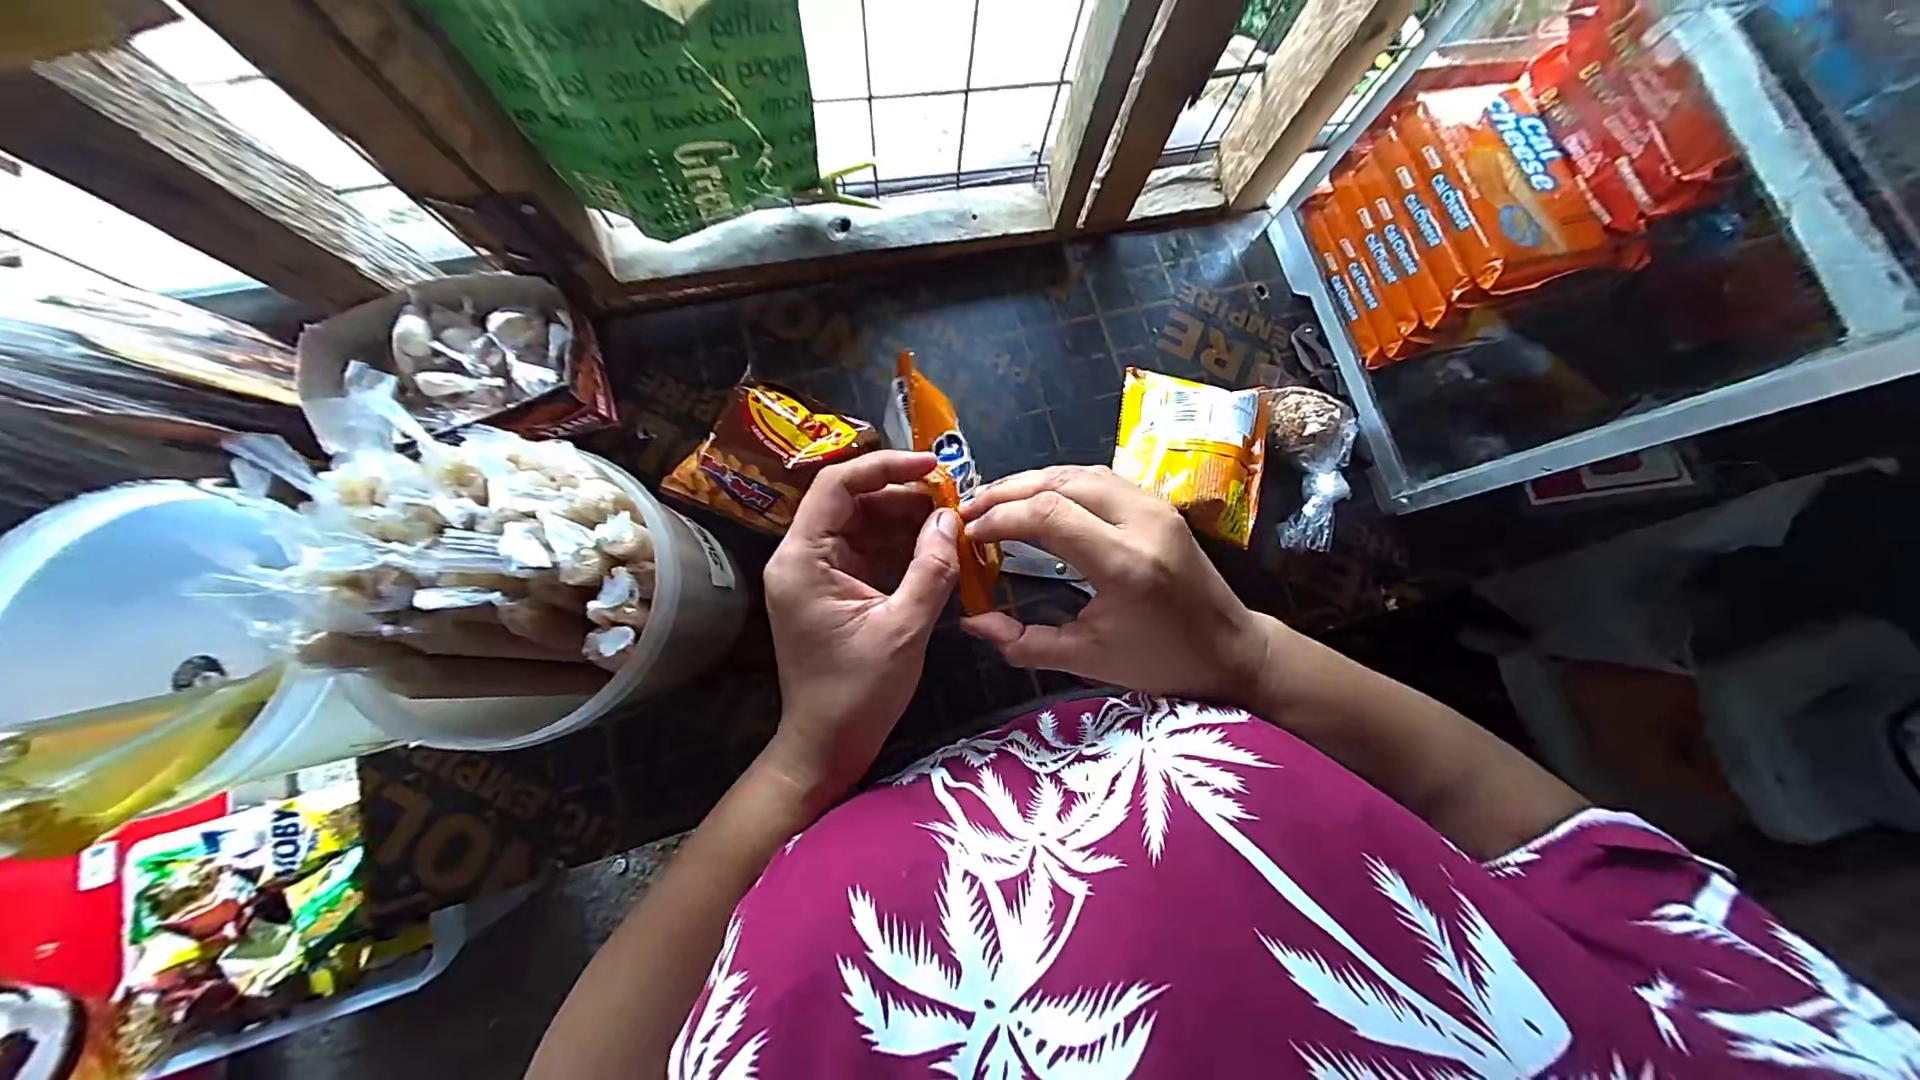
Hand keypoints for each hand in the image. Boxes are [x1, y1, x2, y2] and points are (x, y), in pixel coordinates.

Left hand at [761, 450, 959, 803]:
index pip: (837, 486)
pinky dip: (900, 547)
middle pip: (851, 503)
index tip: (931, 466)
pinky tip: (935, 548)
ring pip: (862, 525)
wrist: (827, 745)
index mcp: (803, 560)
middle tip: (952, 501)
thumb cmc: (858, 693)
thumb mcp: (904, 629)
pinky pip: (868, 552)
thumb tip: (951, 519)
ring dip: (905, 521)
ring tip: (951, 523)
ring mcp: (817, 575)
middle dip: (902, 496)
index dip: (885, 466)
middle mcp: (803, 558)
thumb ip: (931, 569)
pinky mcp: (834, 591)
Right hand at [960, 465, 1274, 703]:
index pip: (1049, 515)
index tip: (968, 535)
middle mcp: (1141, 521)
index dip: (1000, 518)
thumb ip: (1024, 642)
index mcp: (1125, 562)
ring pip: (1079, 472)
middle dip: (1006, 492)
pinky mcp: (1158, 503)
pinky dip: (1059, 482)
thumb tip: (972, 621)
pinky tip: (1036, 498)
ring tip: (993, 501)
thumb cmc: (1161, 661)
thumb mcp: (1087, 659)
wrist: (1232, 648)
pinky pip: (1099, 478)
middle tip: (969, 510)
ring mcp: (1154, 506)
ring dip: (1031, 482)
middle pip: (1060, 482)